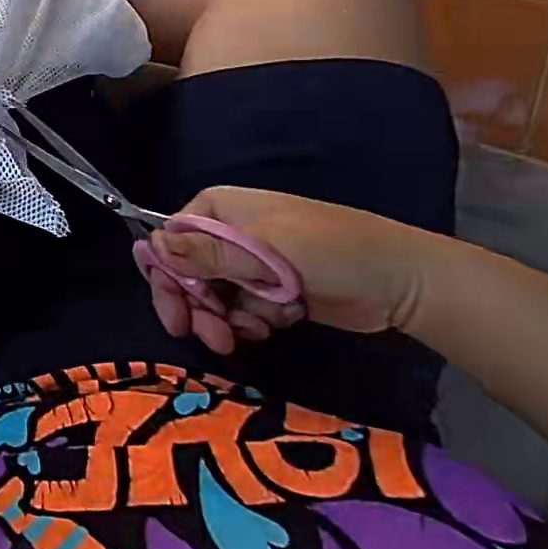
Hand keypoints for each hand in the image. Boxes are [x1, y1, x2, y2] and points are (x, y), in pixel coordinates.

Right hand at [139, 187, 447, 352]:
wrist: (397, 281)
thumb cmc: (329, 250)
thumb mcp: (263, 249)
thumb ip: (205, 252)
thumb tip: (150, 246)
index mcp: (219, 210)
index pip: (170, 244)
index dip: (169, 280)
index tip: (178, 316)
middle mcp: (227, 234)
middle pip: (187, 274)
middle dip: (199, 308)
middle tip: (216, 338)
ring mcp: (248, 263)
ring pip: (212, 298)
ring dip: (228, 320)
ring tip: (257, 330)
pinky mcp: (268, 290)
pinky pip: (239, 311)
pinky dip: (252, 322)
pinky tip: (278, 321)